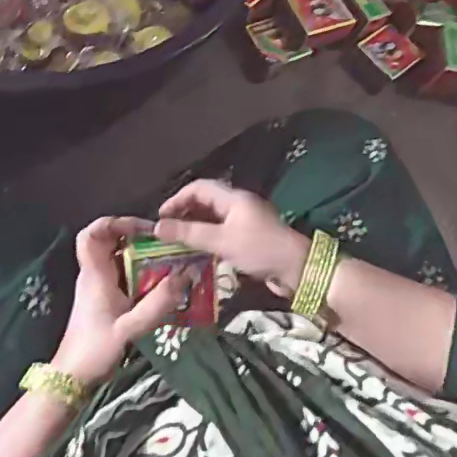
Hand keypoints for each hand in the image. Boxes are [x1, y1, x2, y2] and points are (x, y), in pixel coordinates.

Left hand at [51, 216, 189, 383]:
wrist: (72, 379)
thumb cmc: (95, 350)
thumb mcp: (131, 328)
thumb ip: (158, 302)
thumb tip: (186, 274)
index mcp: (95, 274)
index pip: (91, 233)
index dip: (114, 222)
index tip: (143, 230)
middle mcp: (94, 274)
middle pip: (109, 241)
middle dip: (137, 238)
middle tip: (165, 244)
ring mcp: (98, 287)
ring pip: (118, 258)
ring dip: (142, 256)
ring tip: (170, 262)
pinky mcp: (104, 299)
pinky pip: (123, 275)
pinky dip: (141, 273)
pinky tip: (161, 285)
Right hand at [154, 180, 309, 297]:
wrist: (298, 269)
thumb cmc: (260, 249)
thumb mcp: (221, 241)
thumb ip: (189, 233)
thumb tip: (158, 227)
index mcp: (233, 198)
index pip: (198, 188)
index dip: (177, 199)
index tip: (161, 217)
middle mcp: (238, 205)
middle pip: (205, 202)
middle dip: (184, 214)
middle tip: (167, 232)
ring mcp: (245, 221)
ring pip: (213, 219)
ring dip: (195, 228)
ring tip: (178, 244)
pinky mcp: (250, 238)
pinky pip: (222, 232)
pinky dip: (207, 239)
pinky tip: (199, 253)